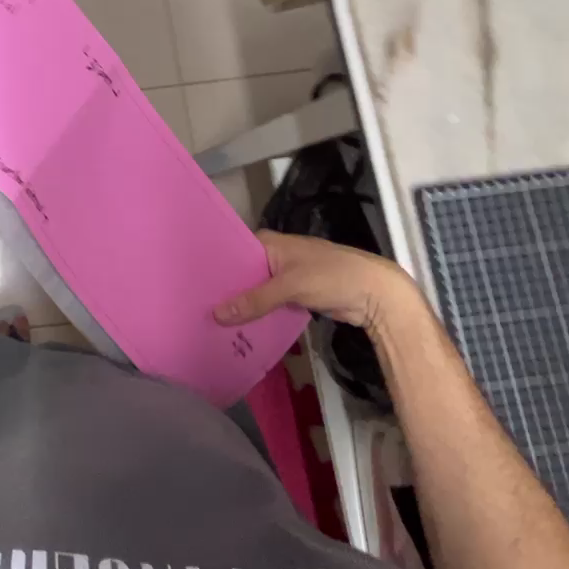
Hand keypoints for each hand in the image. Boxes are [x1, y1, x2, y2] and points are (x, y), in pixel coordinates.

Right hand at [215, 230, 428, 341]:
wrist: (376, 294)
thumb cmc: (331, 276)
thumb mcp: (289, 286)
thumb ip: (254, 301)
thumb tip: (217, 315)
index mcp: (268, 242)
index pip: (232, 250)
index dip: (215, 267)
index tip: (192, 284)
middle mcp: (273, 256)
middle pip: (242, 272)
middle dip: (225, 289)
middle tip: (196, 305)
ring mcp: (284, 276)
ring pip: (255, 290)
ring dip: (241, 304)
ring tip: (211, 319)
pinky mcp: (294, 295)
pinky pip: (268, 303)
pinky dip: (257, 313)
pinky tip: (239, 326)